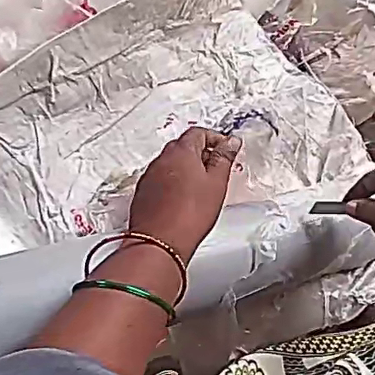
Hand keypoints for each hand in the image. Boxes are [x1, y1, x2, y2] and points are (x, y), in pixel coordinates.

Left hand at [127, 127, 241, 259]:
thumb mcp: (216, 183)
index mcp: (181, 152)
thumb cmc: (188, 215)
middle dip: (201, 153)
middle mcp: (161, 160)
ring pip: (171, 164)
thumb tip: (230, 142)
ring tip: (201, 187)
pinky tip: (183, 200)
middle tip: (216, 167)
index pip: (198, 132)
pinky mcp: (144, 192)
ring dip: (186, 169)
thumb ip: (224, 158)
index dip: (215, 138)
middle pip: (183, 146)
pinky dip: (173, 183)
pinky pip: (161, 180)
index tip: (226, 147)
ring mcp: (150, 176)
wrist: (160, 242)